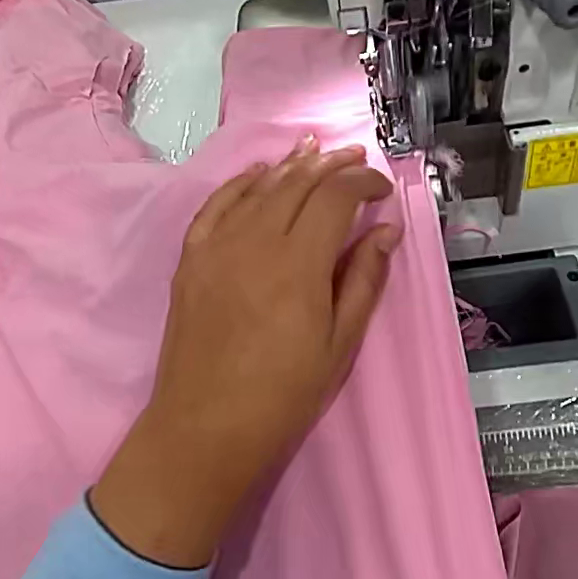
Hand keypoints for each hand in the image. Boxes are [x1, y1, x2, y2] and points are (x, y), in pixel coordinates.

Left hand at [92, 137, 401, 567]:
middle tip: (355, 157)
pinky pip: (216, 204)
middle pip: (297, 183)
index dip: (363, 183)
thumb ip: (364, 279)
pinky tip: (258, 173)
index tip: (381, 189)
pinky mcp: (191, 258)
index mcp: (299, 264)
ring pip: (259, 187)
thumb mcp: (339, 343)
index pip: (336, 198)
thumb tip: (386, 230)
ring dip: (291, 165)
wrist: (205, 429)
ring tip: (314, 149)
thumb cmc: (284, 394)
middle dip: (332, 165)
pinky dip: (241, 183)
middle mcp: (255, 241)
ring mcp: (217, 246)